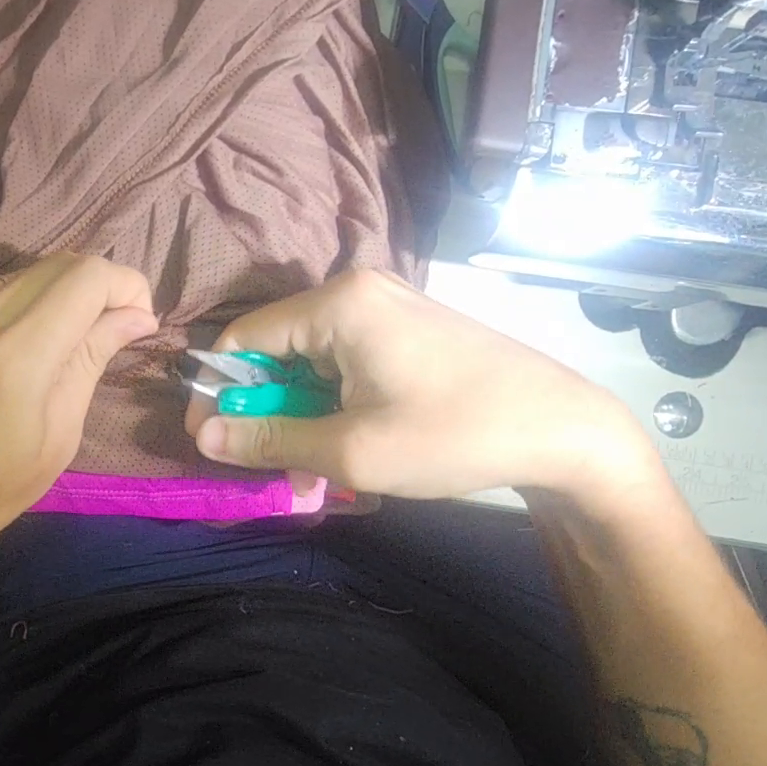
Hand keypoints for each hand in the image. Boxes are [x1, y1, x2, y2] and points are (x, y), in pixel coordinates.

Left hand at [0, 253, 156, 582]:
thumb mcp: (59, 436)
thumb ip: (91, 361)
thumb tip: (136, 318)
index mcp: (17, 357)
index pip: (87, 278)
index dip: (126, 286)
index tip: (139, 319)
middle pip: (57, 264)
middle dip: (99, 285)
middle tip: (113, 326)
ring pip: (20, 275)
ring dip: (57, 294)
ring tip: (69, 337)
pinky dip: (18, 306)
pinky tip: (21, 345)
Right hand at [185, 268, 659, 505]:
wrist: (565, 431)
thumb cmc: (454, 435)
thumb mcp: (350, 450)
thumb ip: (267, 439)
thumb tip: (201, 435)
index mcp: (337, 304)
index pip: (242, 338)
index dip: (218, 392)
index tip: (212, 442)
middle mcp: (356, 292)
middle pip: (275, 351)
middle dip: (266, 413)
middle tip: (275, 470)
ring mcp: (386, 308)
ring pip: (309, 365)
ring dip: (300, 418)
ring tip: (316, 473)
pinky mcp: (405, 330)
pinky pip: (343, 366)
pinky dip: (332, 408)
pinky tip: (347, 449)